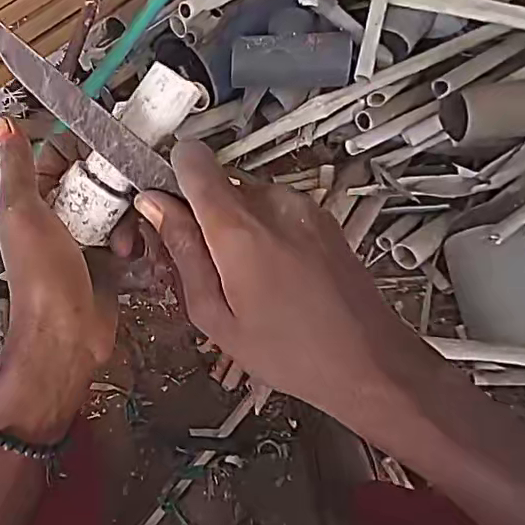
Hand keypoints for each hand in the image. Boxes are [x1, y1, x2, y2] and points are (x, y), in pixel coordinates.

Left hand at [0, 117, 116, 438]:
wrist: (67, 334)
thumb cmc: (40, 282)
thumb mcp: (23, 212)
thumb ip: (17, 166)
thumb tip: (3, 126)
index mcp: (31, 201)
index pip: (59, 155)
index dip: (82, 150)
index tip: (102, 151)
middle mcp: (58, 217)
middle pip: (94, 178)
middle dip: (110, 187)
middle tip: (114, 198)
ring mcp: (84, 238)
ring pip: (116, 204)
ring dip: (123, 218)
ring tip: (118, 238)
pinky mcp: (107, 258)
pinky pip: (129, 232)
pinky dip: (134, 238)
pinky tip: (129, 252)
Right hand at [135, 141, 449, 427]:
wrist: (371, 363)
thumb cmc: (291, 352)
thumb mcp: (214, 314)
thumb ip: (180, 250)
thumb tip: (153, 206)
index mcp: (239, 227)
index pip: (191, 161)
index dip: (168, 179)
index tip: (160, 208)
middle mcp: (273, 203)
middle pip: (213, 183)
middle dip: (194, 216)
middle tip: (192, 266)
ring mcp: (301, 206)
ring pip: (240, 196)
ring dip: (226, 227)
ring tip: (235, 280)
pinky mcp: (319, 215)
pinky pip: (270, 207)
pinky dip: (256, 231)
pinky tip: (264, 276)